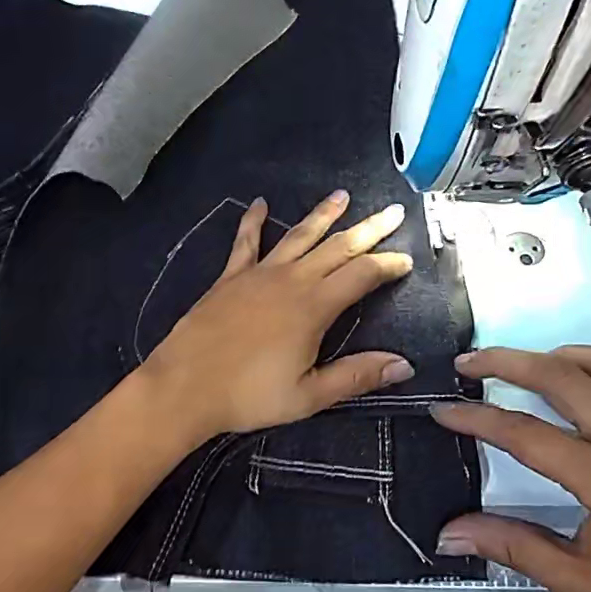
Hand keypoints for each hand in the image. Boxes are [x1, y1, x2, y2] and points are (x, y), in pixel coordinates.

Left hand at [140, 189, 415, 439]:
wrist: (184, 387)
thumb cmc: (249, 395)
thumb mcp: (309, 395)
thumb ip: (356, 376)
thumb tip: (404, 365)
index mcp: (314, 307)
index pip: (362, 275)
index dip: (388, 265)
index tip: (406, 259)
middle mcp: (290, 280)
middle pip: (337, 247)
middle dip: (368, 229)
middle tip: (392, 211)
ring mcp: (258, 274)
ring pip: (298, 236)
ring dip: (322, 215)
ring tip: (342, 196)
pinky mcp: (230, 278)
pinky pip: (245, 242)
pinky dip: (253, 221)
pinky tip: (260, 204)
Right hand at [431, 346, 590, 591]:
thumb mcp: (581, 583)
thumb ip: (512, 546)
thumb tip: (448, 533)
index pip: (528, 435)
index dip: (477, 419)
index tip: (441, 411)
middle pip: (567, 379)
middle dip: (511, 362)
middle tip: (471, 361)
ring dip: (569, 355)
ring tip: (533, 363)